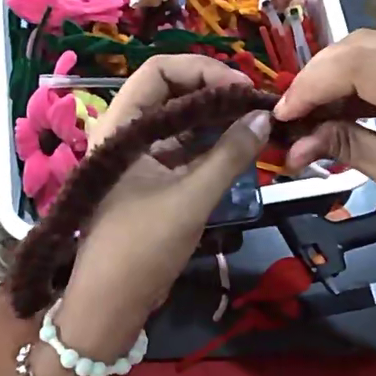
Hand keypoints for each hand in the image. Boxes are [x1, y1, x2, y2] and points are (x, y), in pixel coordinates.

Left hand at [53, 56, 270, 355]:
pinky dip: (212, 143)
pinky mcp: (153, 179)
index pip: (158, 71)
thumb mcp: (190, 199)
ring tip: (255, 120)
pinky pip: (185, 148)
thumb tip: (264, 118)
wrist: (111, 305)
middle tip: (254, 102)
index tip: (241, 86)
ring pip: (181, 120)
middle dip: (214, 91)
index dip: (201, 70)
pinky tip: (241, 145)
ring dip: (216, 117)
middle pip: (172, 92)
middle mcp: (126, 133)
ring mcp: (139, 157)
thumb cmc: (141, 247)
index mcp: (120, 127)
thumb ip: (229, 155)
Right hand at [274, 30, 375, 268]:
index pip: (361, 64)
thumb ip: (348, 147)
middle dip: (322, 73)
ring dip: (342, 72)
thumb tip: (294, 143)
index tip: (284, 113)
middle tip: (294, 110)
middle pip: (368, 44)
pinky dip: (368, 75)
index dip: (313, 83)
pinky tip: (349, 101)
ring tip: (316, 108)